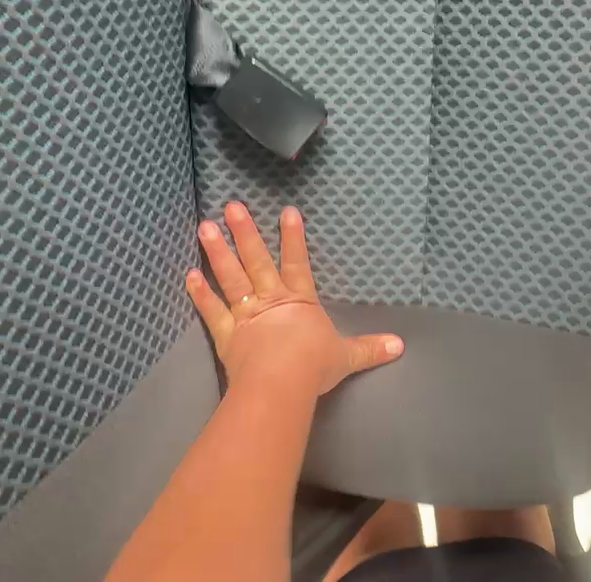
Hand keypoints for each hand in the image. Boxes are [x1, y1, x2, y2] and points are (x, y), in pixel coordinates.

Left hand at [187, 202, 403, 397]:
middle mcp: (271, 300)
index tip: (287, 211)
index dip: (292, 237)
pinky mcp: (226, 335)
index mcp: (300, 301)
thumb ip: (370, 348)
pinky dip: (201, 294)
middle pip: (256, 260)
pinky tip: (189, 274)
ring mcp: (246, 315)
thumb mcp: (347, 356)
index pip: (296, 262)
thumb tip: (401, 346)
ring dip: (217, 251)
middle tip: (231, 206)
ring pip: (231, 277)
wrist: (282, 384)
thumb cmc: (314, 366)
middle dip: (244, 232)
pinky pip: (212, 311)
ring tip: (205, 226)